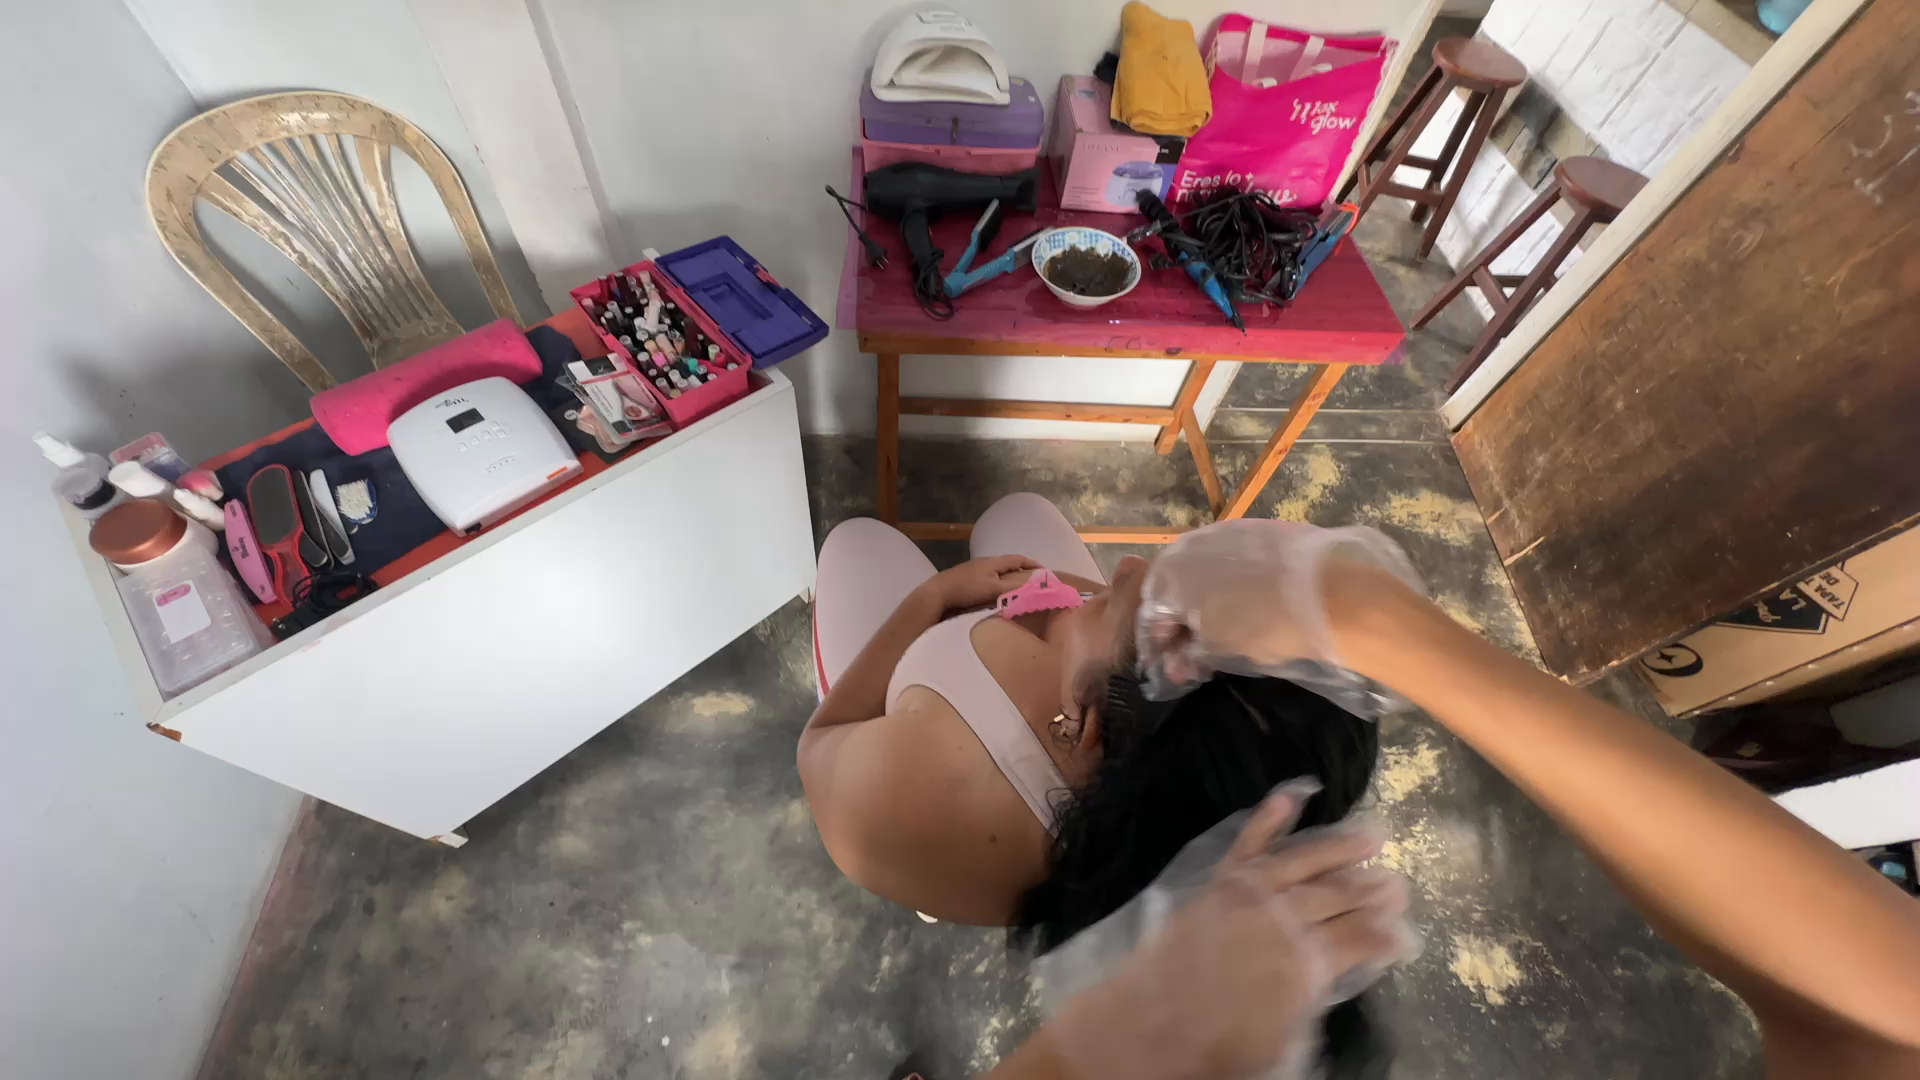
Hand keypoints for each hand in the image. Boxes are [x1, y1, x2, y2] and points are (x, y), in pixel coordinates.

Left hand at [923, 555, 1041, 610]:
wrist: (937, 594)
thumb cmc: (966, 589)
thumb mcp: (993, 589)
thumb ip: (1014, 587)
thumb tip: (1035, 586)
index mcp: (993, 562)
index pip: (1018, 559)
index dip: (1033, 564)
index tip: (1045, 572)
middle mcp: (984, 563)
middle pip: (1008, 564)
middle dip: (1022, 571)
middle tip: (1033, 582)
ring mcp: (974, 571)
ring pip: (997, 573)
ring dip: (1009, 578)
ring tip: (1018, 590)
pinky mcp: (966, 580)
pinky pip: (988, 580)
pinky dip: (998, 585)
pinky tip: (997, 595)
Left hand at [1045, 786, 1415, 1079]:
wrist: (1155, 1020)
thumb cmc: (1222, 1045)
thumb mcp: (1288, 1037)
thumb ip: (1314, 995)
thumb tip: (1333, 967)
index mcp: (1305, 963)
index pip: (1358, 941)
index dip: (1385, 936)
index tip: (1406, 931)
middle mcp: (1281, 918)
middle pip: (1336, 897)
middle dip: (1371, 889)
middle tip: (1398, 881)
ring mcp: (1248, 892)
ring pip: (1301, 860)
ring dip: (1338, 846)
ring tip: (1371, 834)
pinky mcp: (1219, 880)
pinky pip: (1247, 842)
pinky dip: (1268, 818)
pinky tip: (1289, 796)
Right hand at [1135, 520, 1422, 714]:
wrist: (1336, 597)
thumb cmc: (1263, 626)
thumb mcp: (1216, 651)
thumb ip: (1186, 654)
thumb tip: (1177, 660)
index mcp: (1171, 571)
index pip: (1150, 610)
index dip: (1158, 642)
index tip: (1173, 665)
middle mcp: (1191, 544)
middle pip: (1176, 587)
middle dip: (1183, 622)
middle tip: (1198, 654)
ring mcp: (1229, 533)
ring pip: (1205, 573)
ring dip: (1207, 603)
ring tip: (1227, 633)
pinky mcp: (1263, 531)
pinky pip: (1234, 563)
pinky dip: (1234, 586)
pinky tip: (1252, 608)